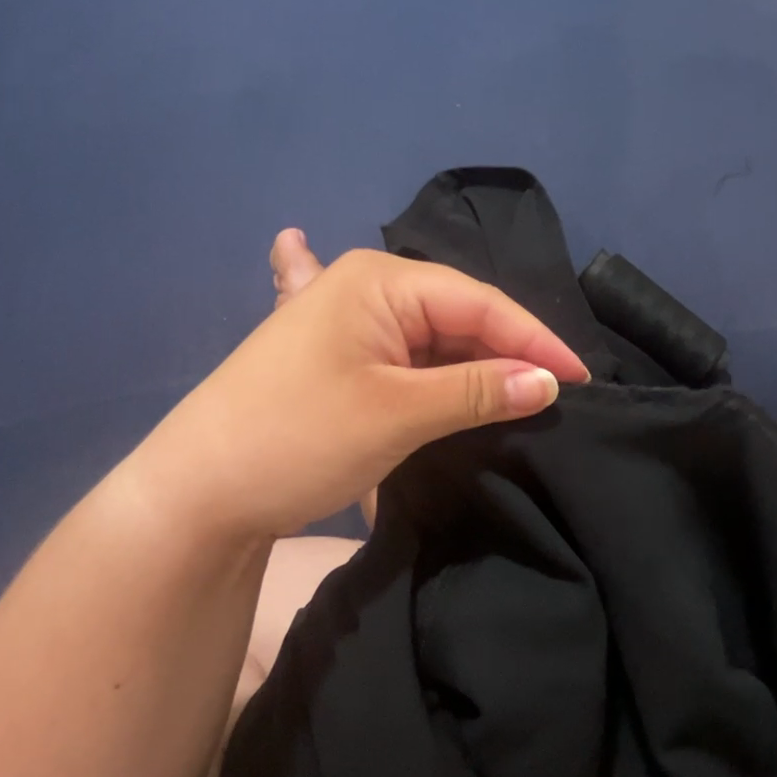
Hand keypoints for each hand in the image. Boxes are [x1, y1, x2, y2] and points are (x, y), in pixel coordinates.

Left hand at [120, 230, 588, 540]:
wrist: (194, 496)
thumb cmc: (297, 437)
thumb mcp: (397, 414)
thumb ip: (479, 391)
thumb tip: (550, 382)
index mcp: (380, 279)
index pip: (480, 303)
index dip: (536, 341)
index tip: (582, 382)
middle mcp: (366, 287)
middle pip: (461, 317)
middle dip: (509, 355)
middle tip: (558, 397)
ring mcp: (349, 323)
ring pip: (437, 341)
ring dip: (475, 370)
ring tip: (523, 398)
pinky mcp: (340, 360)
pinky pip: (407, 358)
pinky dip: (438, 374)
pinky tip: (458, 370)